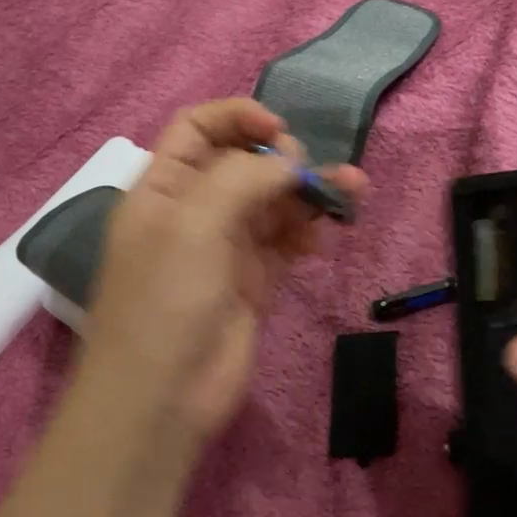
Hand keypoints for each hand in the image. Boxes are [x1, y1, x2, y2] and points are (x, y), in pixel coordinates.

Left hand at [86, 99, 366, 438]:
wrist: (162, 399)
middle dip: (285, 158)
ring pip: (275, 202)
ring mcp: (227, 247)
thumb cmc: (165, 303)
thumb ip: (242, 178)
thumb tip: (289, 162)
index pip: (198, 129)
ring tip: (353, 188)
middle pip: (245, 162)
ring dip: (310, 192)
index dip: (237, 117)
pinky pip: (289, 240)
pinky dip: (309, 231)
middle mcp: (194, 210)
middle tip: (310, 175)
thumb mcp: (193, 226)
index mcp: (163, 188)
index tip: (280, 127)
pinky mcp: (256, 280)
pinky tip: (324, 238)